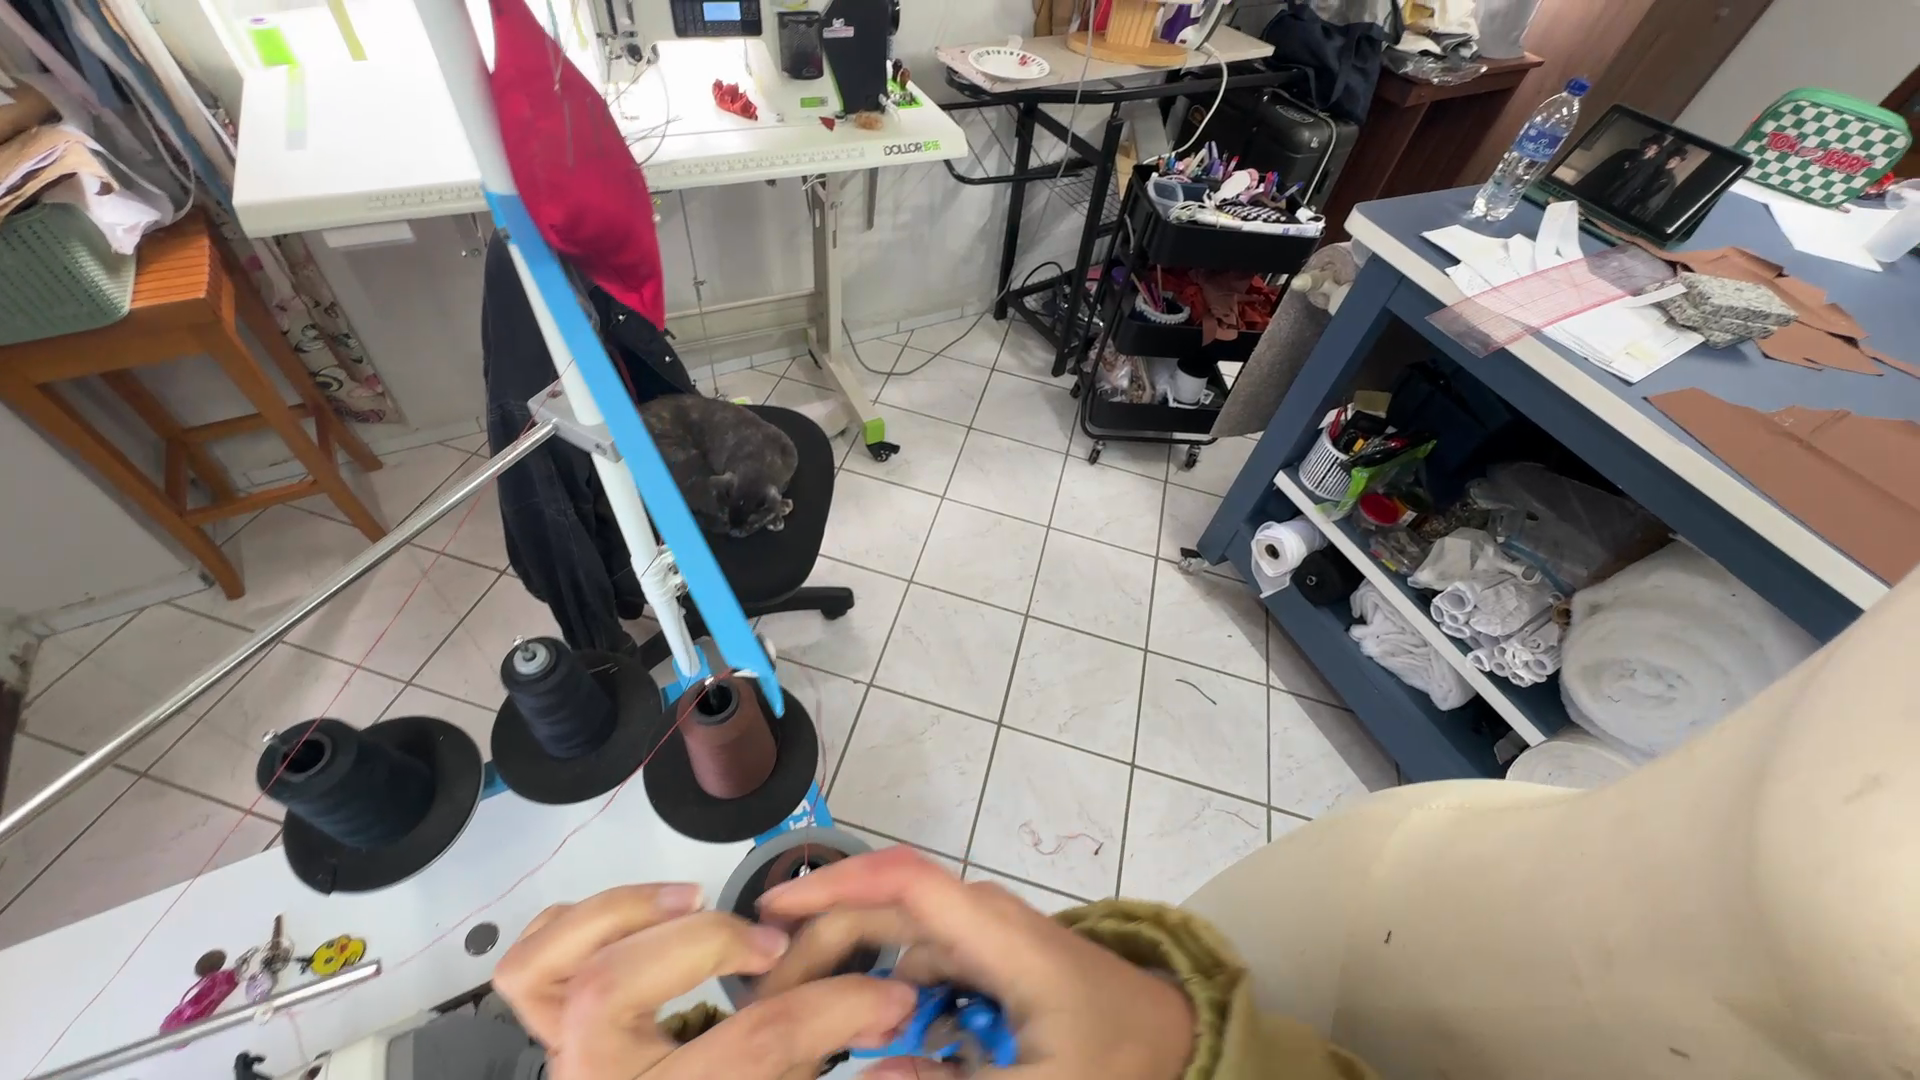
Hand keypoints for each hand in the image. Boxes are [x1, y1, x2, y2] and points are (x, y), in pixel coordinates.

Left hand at [492, 884, 920, 1079]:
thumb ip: (819, 1054)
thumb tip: (891, 1000)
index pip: (756, 1044)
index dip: (838, 1007)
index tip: (887, 990)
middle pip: (615, 988)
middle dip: (710, 940)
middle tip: (771, 943)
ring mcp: (565, 1059)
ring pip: (550, 969)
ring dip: (627, 910)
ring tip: (694, 897)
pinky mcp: (552, 1037)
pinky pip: (531, 968)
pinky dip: (581, 923)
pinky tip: (642, 919)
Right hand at [755, 848, 1195, 1079]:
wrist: (1169, 1036)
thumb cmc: (1114, 1057)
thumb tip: (862, 1074)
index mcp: (994, 934)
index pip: (906, 883)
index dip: (838, 884)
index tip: (774, 907)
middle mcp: (980, 919)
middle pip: (885, 906)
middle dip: (822, 936)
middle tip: (769, 990)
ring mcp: (983, 934)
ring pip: (896, 934)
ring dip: (847, 963)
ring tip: (804, 1013)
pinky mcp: (984, 954)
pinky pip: (919, 961)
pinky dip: (882, 984)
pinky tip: (865, 1027)